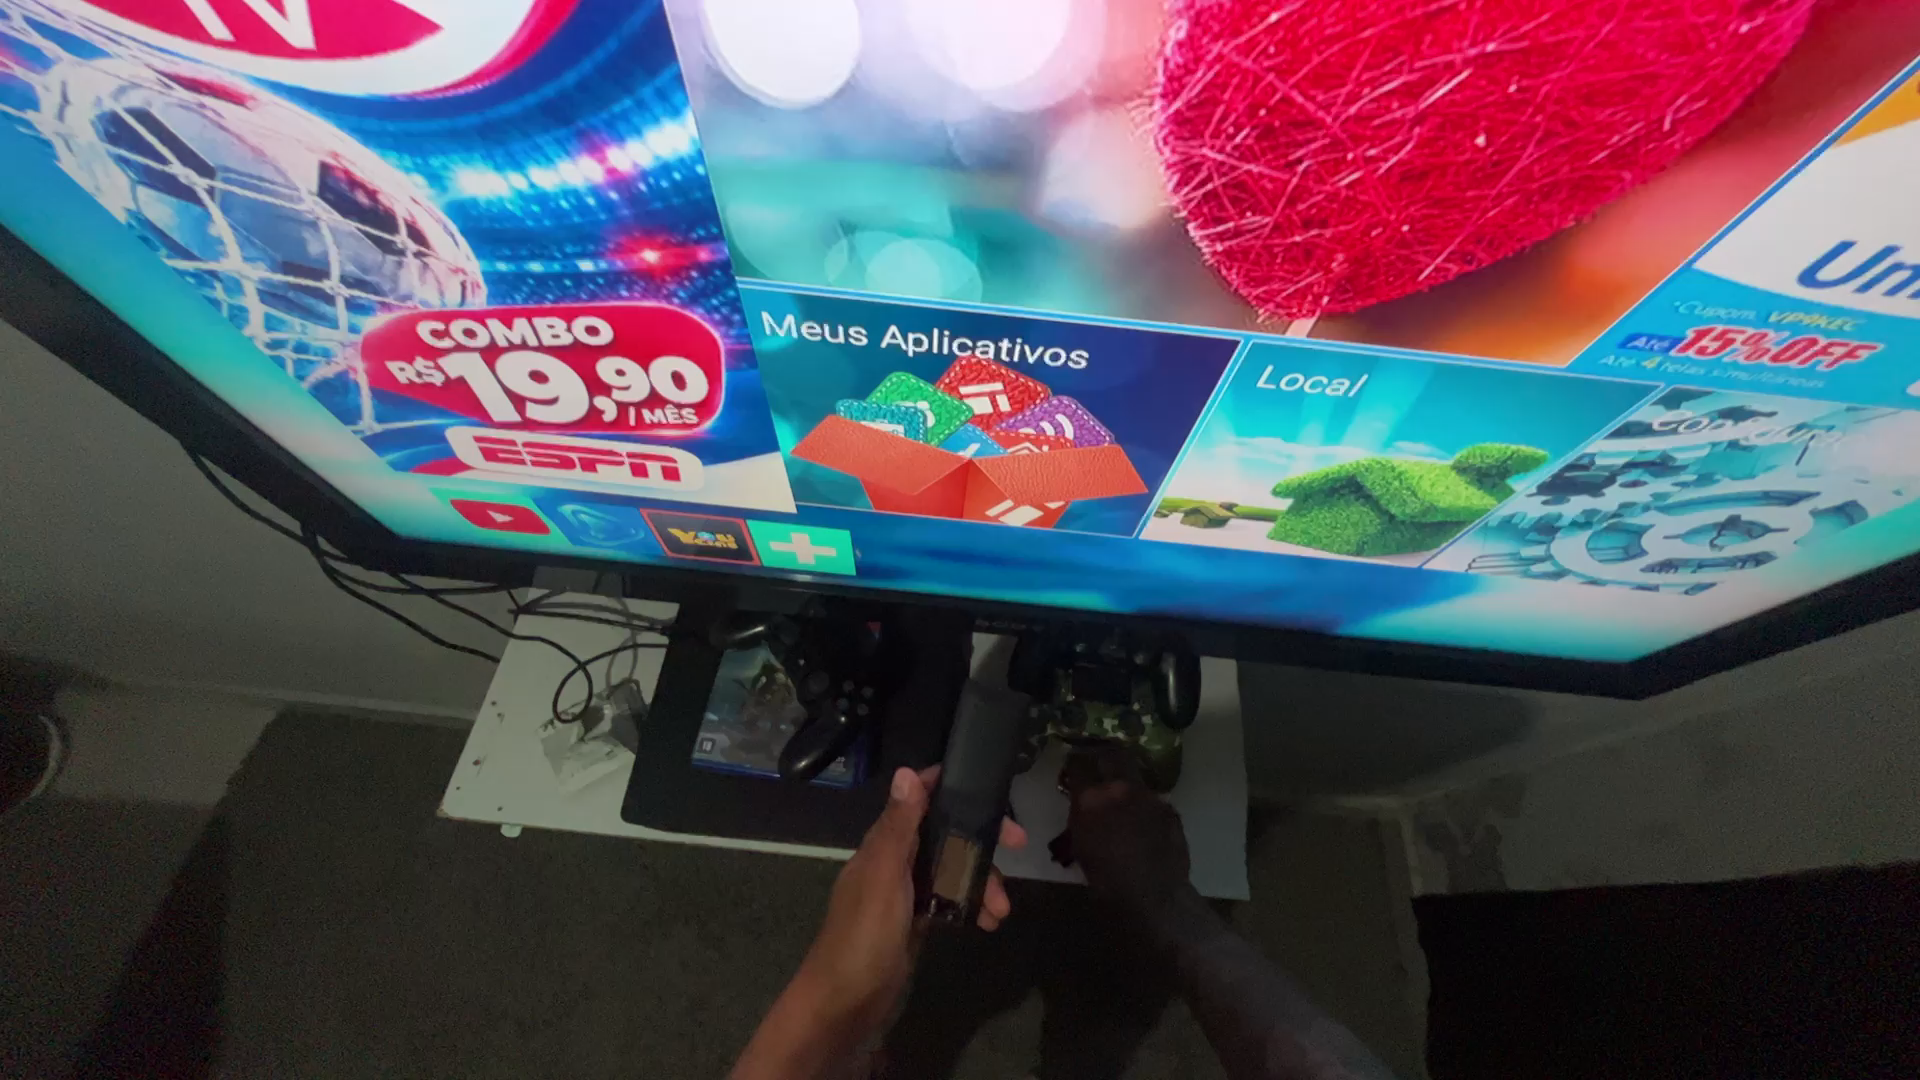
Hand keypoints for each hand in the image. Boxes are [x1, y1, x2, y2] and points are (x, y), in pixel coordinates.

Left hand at [794, 766, 1026, 1029]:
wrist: (841, 1007)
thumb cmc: (863, 937)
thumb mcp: (884, 876)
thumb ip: (898, 826)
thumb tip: (907, 770)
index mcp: (884, 842)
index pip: (919, 799)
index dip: (951, 788)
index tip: (989, 791)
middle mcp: (895, 860)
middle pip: (944, 834)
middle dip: (981, 839)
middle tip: (1019, 844)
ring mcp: (904, 892)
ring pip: (951, 869)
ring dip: (981, 880)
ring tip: (1001, 910)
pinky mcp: (913, 921)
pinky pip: (948, 899)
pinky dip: (970, 905)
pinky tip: (988, 922)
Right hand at [1062, 748, 1195, 925]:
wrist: (1153, 897)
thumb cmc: (1106, 877)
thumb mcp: (1080, 843)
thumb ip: (1080, 813)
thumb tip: (1080, 798)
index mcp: (1092, 797)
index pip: (1078, 762)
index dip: (1074, 762)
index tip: (1072, 766)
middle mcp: (1121, 787)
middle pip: (1112, 753)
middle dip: (1103, 755)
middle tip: (1098, 763)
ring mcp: (1149, 796)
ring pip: (1135, 776)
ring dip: (1126, 782)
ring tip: (1123, 798)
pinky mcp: (1170, 808)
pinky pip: (1153, 799)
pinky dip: (1144, 805)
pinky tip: (1144, 822)